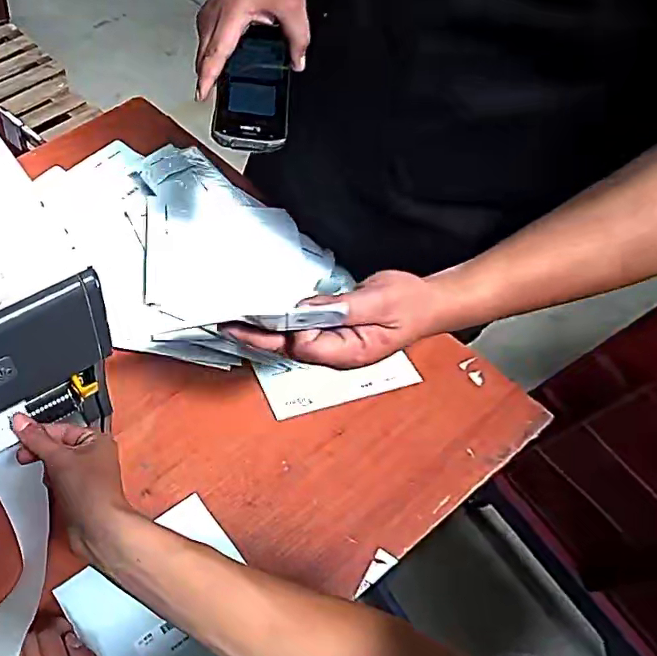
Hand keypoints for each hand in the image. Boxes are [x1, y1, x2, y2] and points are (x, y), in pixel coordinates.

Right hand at [11, 413, 130, 561]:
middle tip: (25, 454)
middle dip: (41, 452)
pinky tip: (50, 488)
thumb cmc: (94, 494)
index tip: (19, 433)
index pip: (60, 428)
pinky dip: (50, 483)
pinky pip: (58, 481)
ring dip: (46, 469)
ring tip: (46, 474)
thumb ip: (37, 439)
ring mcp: (86, 476)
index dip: (39, 431)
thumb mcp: (59, 458)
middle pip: (57, 446)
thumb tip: (22, 422)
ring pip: (56, 464)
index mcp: (95, 439)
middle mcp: (93, 456)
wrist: (98, 530)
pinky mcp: (77, 493)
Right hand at [195, 0, 309, 100]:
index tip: (201, 94)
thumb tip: (298, 63)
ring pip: (202, 46)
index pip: (216, 52)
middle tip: (207, 96)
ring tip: (211, 81)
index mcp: (232, 11)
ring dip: (206, 63)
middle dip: (205, 75)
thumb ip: (298, 39)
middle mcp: (215, 11)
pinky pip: (203, 36)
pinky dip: (207, 49)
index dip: (208, 76)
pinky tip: (216, 57)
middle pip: (204, 54)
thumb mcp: (294, 6)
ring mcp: (210, 9)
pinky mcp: (210, 8)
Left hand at [221, 270, 444, 369]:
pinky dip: (280, 326)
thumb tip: (307, 310)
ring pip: (291, 343)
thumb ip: (342, 308)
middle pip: (289, 349)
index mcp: (350, 353)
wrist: (429, 304)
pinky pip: (300, 334)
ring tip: (236, 323)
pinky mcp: (331, 336)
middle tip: (228, 327)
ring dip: (265, 332)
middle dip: (257, 337)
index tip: (273, 312)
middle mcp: (337, 355)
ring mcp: (334, 347)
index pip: (305, 346)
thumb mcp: (380, 301)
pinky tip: (265, 319)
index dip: (288, 329)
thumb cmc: (411, 305)